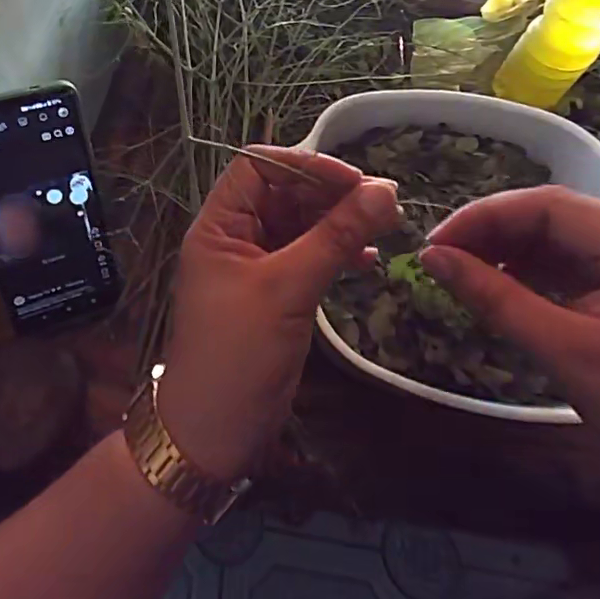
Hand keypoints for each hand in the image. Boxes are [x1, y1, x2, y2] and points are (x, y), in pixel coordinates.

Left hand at [157, 146, 398, 480]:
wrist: (214, 433)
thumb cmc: (238, 353)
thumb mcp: (287, 289)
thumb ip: (334, 238)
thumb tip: (384, 191)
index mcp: (219, 225)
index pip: (258, 167)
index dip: (304, 165)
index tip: (354, 180)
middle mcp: (235, 238)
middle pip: (284, 194)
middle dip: (331, 194)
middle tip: (384, 202)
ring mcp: (256, 266)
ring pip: (301, 225)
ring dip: (340, 222)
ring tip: (385, 225)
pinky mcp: (276, 293)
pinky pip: (309, 257)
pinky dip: (337, 253)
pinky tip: (368, 261)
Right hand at [418, 187, 599, 523]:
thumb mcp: (572, 358)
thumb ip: (498, 299)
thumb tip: (432, 257)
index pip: (558, 207)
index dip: (487, 216)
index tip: (435, 242)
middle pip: (567, 222)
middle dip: (499, 234)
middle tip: (443, 259)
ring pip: (576, 247)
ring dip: (519, 255)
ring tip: (467, 273)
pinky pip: (592, 276)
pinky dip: (546, 280)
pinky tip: (511, 290)